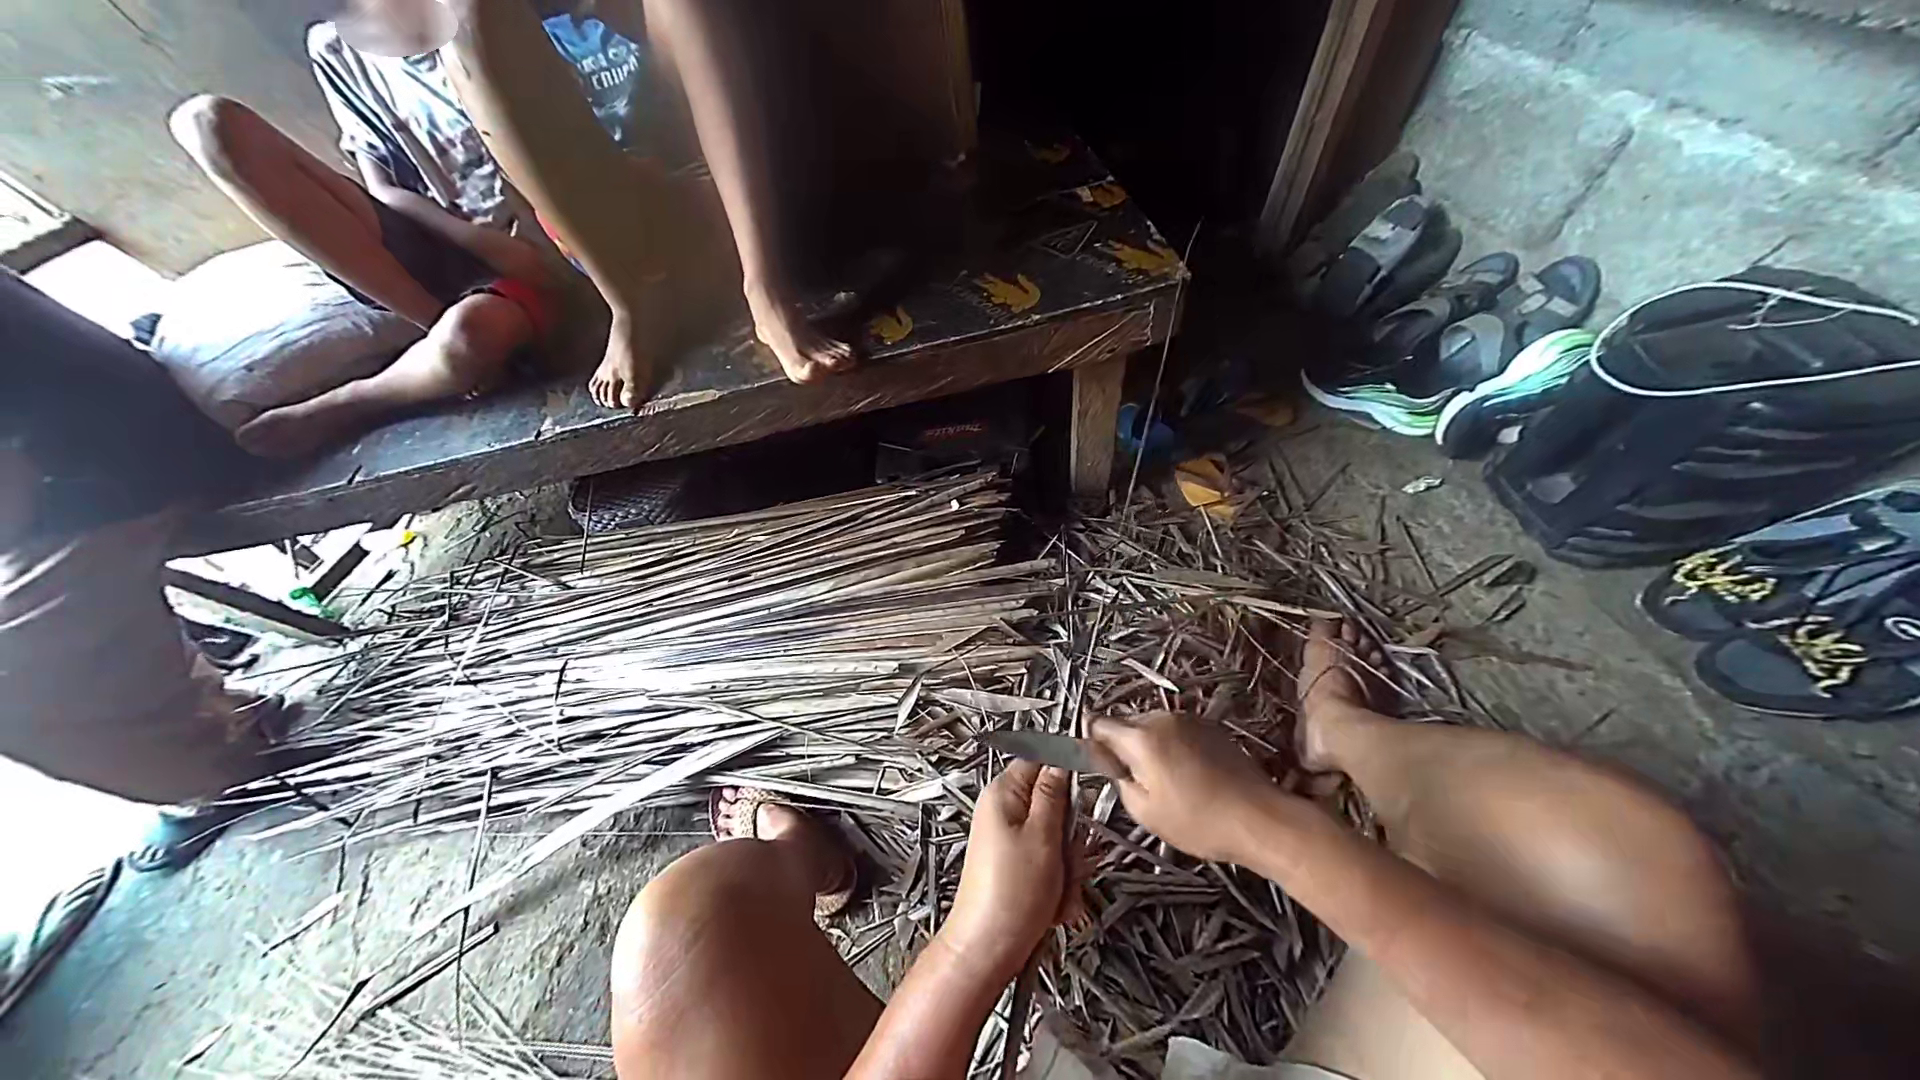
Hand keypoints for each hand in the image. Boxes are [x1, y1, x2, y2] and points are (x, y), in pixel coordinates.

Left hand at [940, 761, 1071, 981]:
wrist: (986, 950)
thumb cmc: (1009, 896)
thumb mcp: (1044, 837)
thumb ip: (1055, 794)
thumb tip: (1062, 759)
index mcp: (1003, 793)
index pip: (1040, 758)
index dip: (1067, 772)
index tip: (1084, 793)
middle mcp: (1002, 811)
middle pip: (1053, 803)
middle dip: (1070, 834)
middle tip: (1067, 856)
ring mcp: (1008, 839)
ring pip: (1056, 837)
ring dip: (1067, 865)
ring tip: (1058, 887)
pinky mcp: (1015, 865)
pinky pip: (1049, 863)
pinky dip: (1057, 884)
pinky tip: (1053, 903)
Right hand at [1091, 711, 1283, 864]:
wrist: (1260, 819)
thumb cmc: (1200, 821)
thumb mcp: (1146, 811)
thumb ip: (1118, 779)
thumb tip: (1107, 761)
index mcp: (1142, 738)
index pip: (1099, 723)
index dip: (1091, 739)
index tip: (1096, 759)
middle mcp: (1163, 719)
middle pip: (1127, 723)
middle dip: (1123, 745)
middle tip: (1135, 780)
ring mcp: (1189, 720)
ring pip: (1153, 726)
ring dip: (1150, 746)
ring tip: (1166, 781)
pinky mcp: (1210, 727)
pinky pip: (1177, 731)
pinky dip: (1173, 746)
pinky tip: (1188, 775)